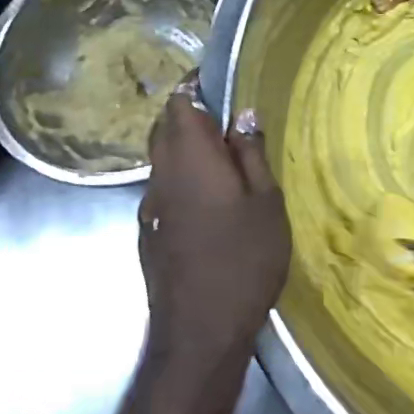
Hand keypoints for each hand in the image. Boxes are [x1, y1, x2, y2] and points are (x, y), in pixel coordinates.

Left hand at [138, 76, 289, 351]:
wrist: (201, 328)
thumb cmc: (244, 258)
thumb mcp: (266, 201)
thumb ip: (251, 154)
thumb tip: (243, 116)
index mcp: (191, 157)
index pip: (179, 102)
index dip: (196, 87)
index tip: (223, 85)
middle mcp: (161, 173)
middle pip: (164, 127)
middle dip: (192, 115)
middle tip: (230, 123)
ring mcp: (149, 204)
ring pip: (162, 158)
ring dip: (187, 147)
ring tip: (226, 160)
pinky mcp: (147, 230)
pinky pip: (163, 186)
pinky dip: (183, 177)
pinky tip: (211, 200)